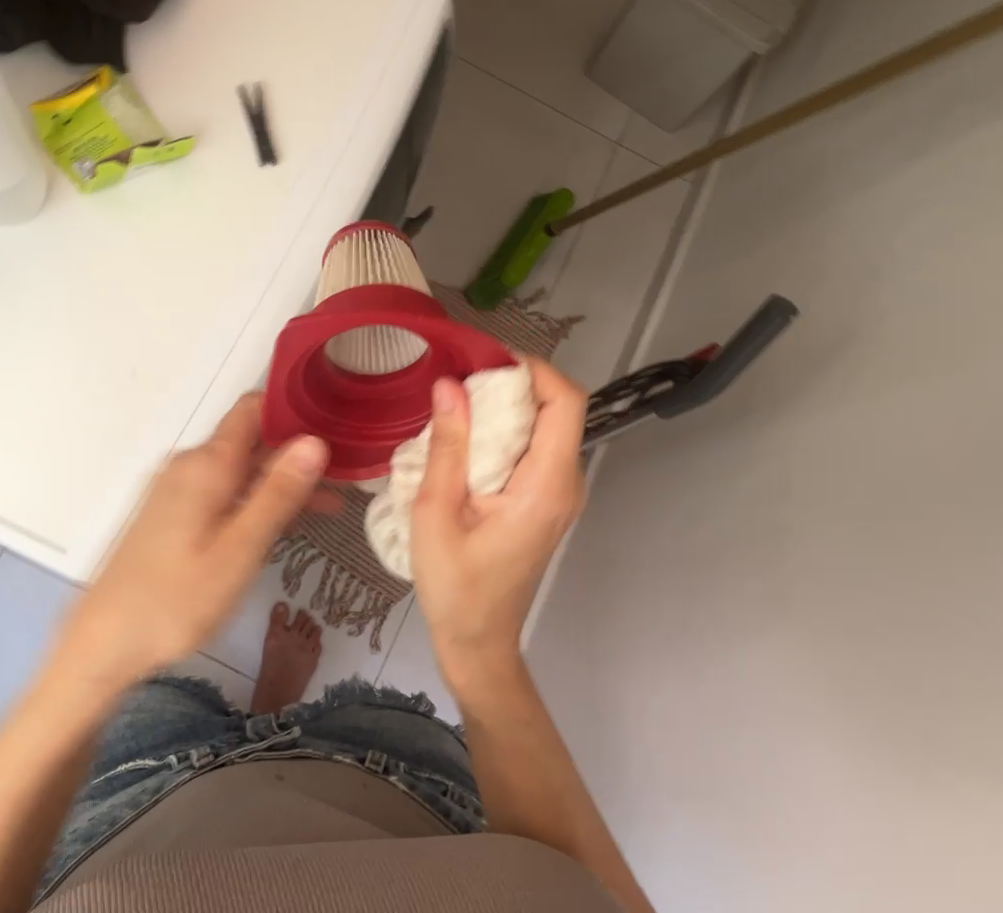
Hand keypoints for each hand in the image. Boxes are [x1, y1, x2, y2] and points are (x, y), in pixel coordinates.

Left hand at [59, 394, 329, 688]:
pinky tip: (286, 523)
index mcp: (206, 465)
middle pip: (252, 439)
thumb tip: (315, 441)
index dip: (296, 407)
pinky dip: (257, 500)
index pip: (254, 408)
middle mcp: (190, 466)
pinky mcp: (173, 515)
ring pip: (242, 469)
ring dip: (283, 480)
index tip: (338, 421)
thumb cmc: (176, 600)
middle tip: (350, 470)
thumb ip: (277, 493)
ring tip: (333, 502)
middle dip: (299, 450)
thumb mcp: (239, 549)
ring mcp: (178, 491)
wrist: (104, 644)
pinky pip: (225, 492)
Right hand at [411, 358, 587, 684]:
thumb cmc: (455, 587)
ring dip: (508, 409)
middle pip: (558, 409)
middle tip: (459, 384)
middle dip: (513, 385)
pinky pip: (536, 449)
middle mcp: (566, 484)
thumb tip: (450, 385)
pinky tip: (467, 443)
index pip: (565, 402)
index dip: (533, 370)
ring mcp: (562, 494)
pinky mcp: (548, 502)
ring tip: (456, 410)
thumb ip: (447, 447)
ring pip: (547, 427)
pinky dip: (507, 433)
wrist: (478, 641)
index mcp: (546, 485)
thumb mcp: (436, 514)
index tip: (484, 362)